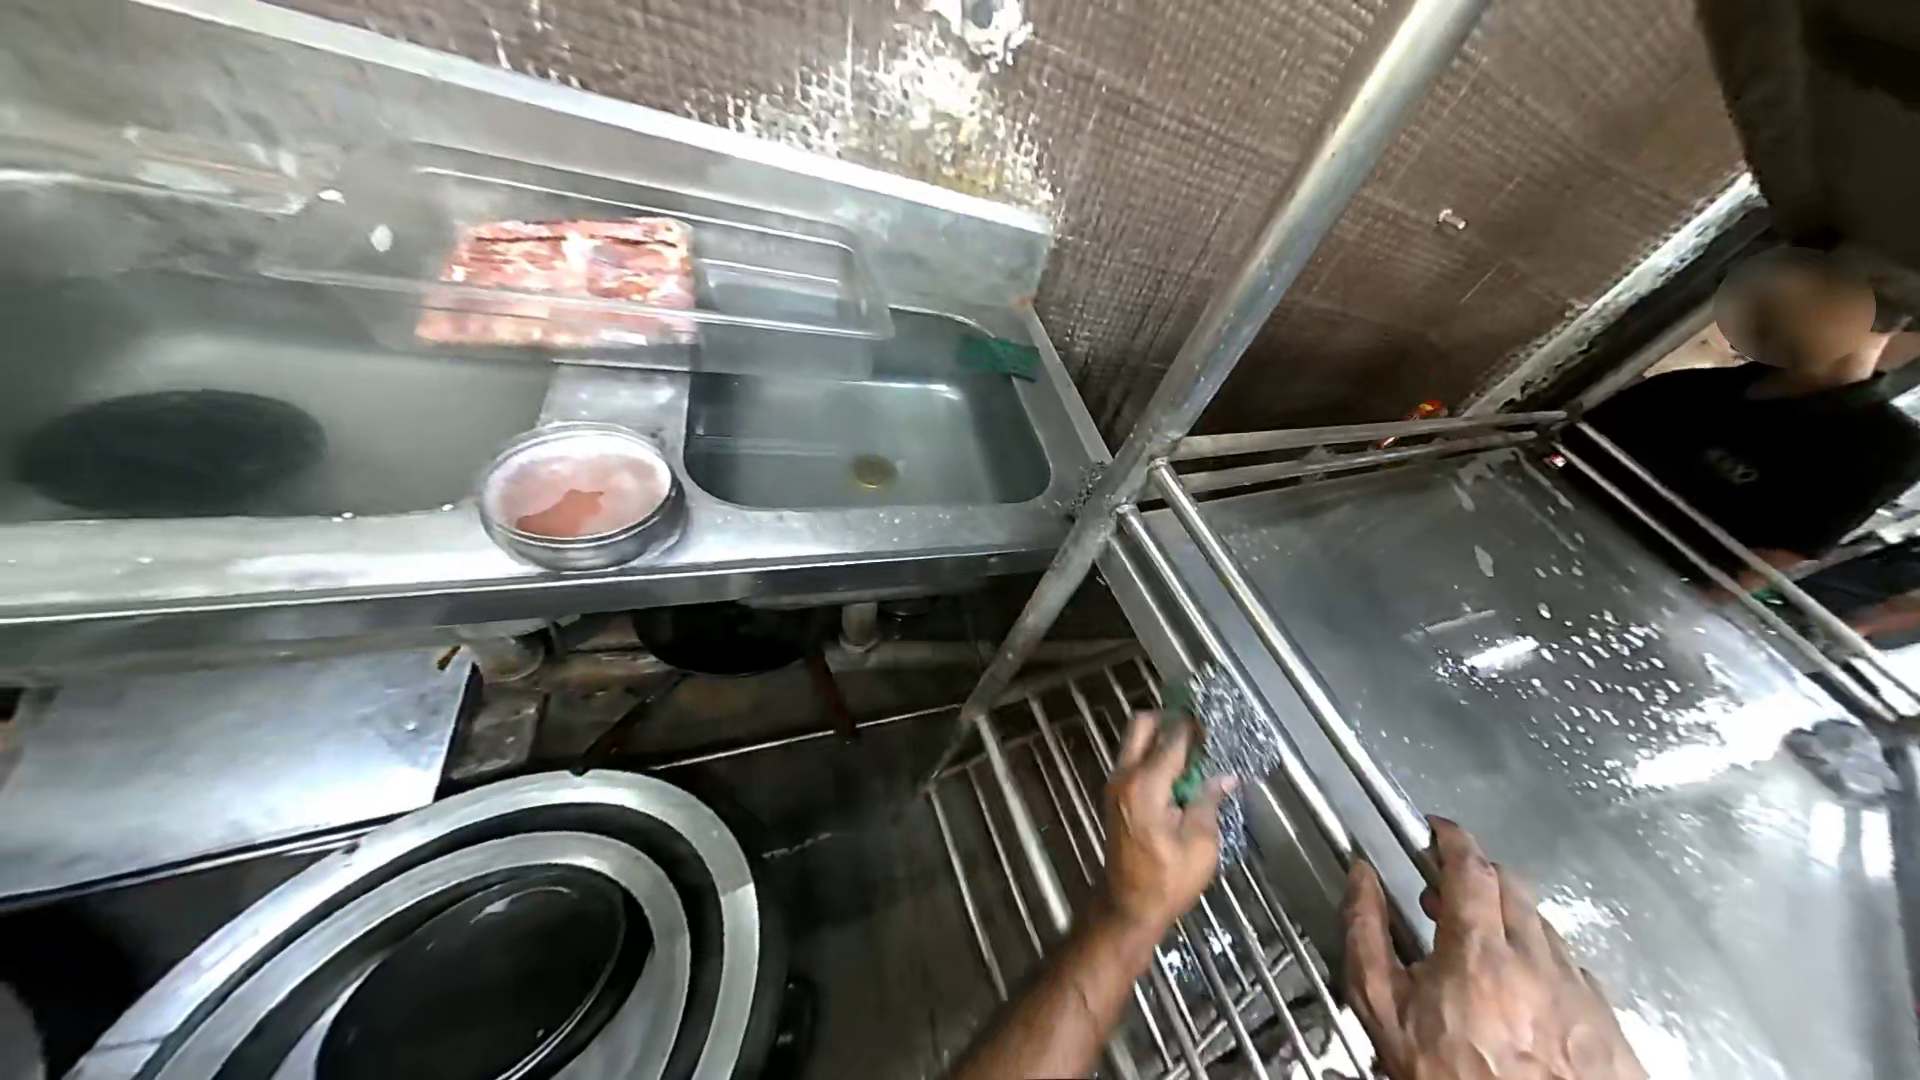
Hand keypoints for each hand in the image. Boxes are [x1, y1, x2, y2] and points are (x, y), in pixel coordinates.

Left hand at [1100, 711, 1235, 932]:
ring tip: (1192, 754)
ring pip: (1134, 739)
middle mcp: (1124, 776)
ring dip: (1160, 737)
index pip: (1171, 740)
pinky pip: (1132, 758)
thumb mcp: (1200, 844)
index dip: (1194, 729)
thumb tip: (1226, 776)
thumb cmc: (1167, 879)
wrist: (1129, 903)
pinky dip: (1152, 755)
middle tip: (1198, 734)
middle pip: (1142, 725)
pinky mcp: (1114, 792)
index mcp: (1146, 786)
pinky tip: (1177, 774)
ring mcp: (1115, 782)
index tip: (1213, 726)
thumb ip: (1208, 802)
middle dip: (1169, 720)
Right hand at [1343, 818, 1645, 1079]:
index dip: (1451, 837)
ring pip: (1544, 927)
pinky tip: (1520, 988)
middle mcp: (1539, 964)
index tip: (1434, 828)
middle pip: (1512, 887)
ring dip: (1507, 916)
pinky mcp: (1613, 1032)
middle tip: (1441, 891)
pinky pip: (1574, 970)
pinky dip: (1540, 958)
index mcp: (1479, 952)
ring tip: (1476, 941)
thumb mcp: (1380, 1006)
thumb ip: (1364, 929)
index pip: (1471, 867)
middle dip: (1474, 874)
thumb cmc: (1445, 1077)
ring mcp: (1583, 998)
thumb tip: (1360, 876)